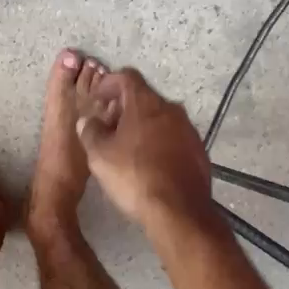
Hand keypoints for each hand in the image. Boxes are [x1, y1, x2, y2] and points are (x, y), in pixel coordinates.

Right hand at [75, 68, 213, 230]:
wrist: (180, 212)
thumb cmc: (135, 177)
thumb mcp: (100, 156)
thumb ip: (90, 131)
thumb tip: (88, 120)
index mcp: (145, 101)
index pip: (126, 76)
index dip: (108, 84)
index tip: (97, 99)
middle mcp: (170, 107)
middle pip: (143, 97)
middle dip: (124, 107)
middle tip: (109, 126)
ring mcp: (188, 128)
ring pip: (160, 117)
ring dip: (143, 125)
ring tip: (128, 147)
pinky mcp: (199, 150)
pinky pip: (174, 137)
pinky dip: (160, 142)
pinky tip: (151, 164)